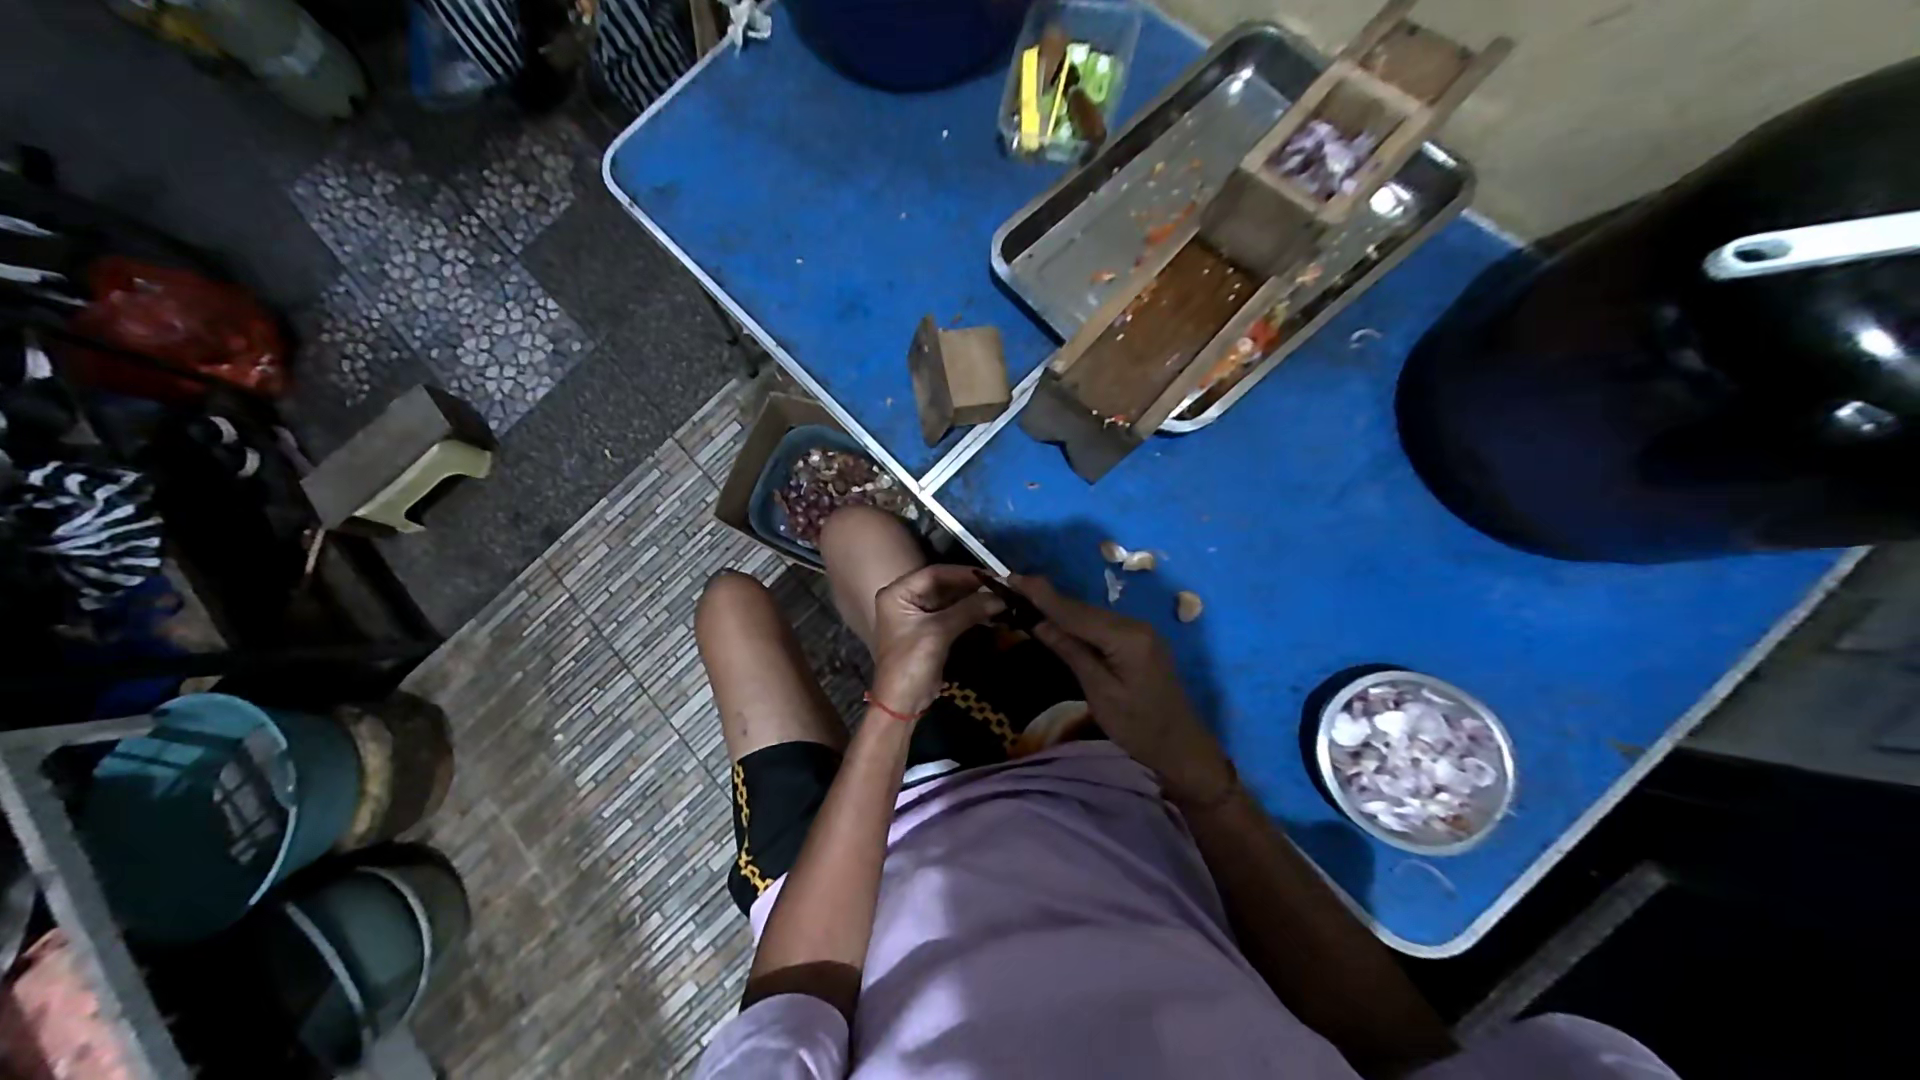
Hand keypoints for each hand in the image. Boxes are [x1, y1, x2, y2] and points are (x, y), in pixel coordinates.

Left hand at [868, 565, 1004, 715]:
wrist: (902, 704)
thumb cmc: (911, 663)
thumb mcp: (938, 632)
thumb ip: (968, 610)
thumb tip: (1001, 596)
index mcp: (897, 593)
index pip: (934, 573)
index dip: (964, 573)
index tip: (991, 576)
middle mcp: (905, 599)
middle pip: (944, 585)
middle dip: (971, 587)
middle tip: (1001, 587)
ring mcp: (918, 616)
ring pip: (950, 600)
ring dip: (973, 600)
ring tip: (1001, 599)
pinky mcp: (930, 631)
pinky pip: (952, 614)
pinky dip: (970, 613)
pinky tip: (991, 613)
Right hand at [1013, 575, 1233, 803]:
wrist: (1182, 747)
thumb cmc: (1139, 727)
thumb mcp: (1099, 692)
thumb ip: (1071, 652)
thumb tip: (1039, 622)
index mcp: (1127, 637)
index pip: (1075, 612)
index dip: (1042, 595)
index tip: (1012, 577)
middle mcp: (1135, 625)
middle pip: (1083, 609)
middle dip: (1048, 597)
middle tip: (1013, 585)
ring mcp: (1140, 632)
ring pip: (1091, 615)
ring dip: (1060, 608)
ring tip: (1026, 597)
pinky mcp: (1139, 641)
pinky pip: (1101, 625)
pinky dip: (1077, 621)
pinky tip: (1058, 620)